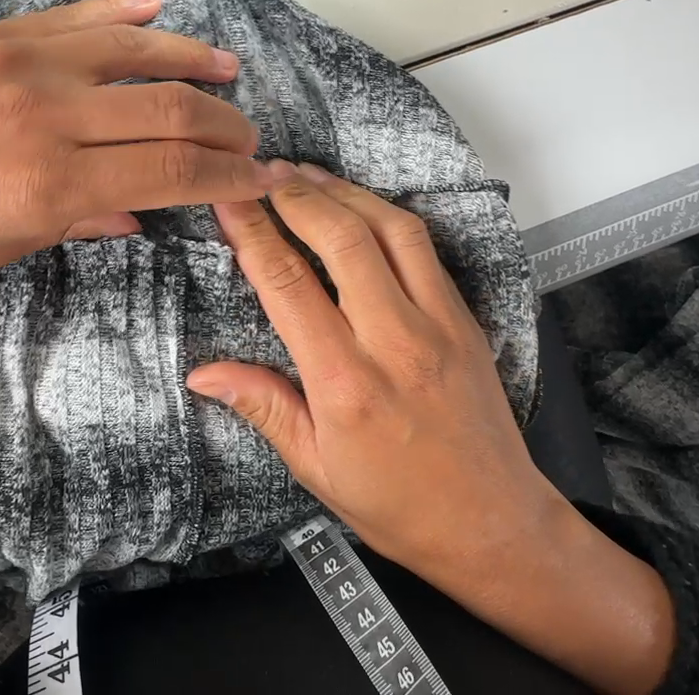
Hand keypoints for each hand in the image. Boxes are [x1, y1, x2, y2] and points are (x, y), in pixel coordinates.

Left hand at [0, 0, 273, 306]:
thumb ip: (78, 224)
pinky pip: (77, 16)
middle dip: (227, 126)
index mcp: (53, 185)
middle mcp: (52, 116)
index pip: (172, 173)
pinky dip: (124, 12)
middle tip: (252, 137)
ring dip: (193, 62)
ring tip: (230, 71)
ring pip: (136, 51)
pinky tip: (158, 11)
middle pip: (171, 111)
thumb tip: (139, 216)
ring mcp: (24, 62)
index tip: (266, 179)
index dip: (232, 178)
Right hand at [188, 162, 675, 694]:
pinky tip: (357, 203)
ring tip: (303, 173)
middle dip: (296, 194)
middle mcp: (394, 341)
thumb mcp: (315, 467)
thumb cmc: (399, 505)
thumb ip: (262, 406)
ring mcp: (437, 323)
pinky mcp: (463, 317)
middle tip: (262, 172)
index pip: (287, 284)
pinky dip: (384, 212)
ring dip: (342, 191)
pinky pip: (423, 246)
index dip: (252, 233)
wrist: (495, 526)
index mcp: (345, 382)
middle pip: (341, 238)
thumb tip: (203, 373)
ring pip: (388, 228)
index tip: (227, 200)